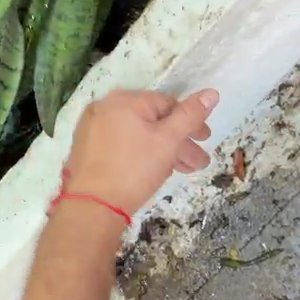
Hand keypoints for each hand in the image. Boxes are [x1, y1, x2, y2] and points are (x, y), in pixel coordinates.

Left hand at [61, 89, 218, 220]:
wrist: (91, 208)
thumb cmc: (134, 169)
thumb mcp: (169, 141)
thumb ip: (191, 115)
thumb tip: (212, 92)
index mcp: (125, 100)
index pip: (168, 104)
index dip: (190, 122)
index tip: (205, 140)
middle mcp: (105, 107)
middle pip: (153, 121)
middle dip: (179, 142)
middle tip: (197, 163)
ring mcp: (93, 128)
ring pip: (138, 135)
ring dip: (163, 151)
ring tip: (182, 171)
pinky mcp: (87, 149)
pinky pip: (122, 144)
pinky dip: (141, 153)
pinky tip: (155, 170)